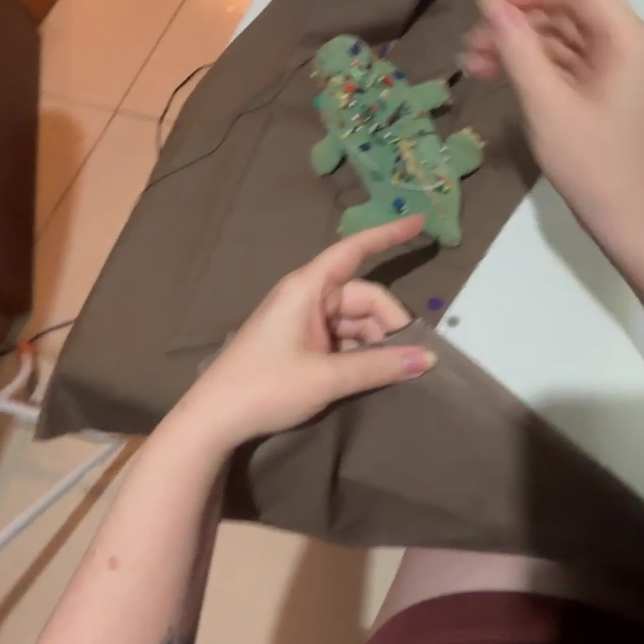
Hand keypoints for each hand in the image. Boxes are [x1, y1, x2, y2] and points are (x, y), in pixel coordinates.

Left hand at [168, 217, 435, 452]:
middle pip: (363, 297)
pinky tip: (375, 374)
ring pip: (356, 321)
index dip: (388, 235)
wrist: (214, 421)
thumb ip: (379, 366)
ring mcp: (304, 321)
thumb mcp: (326, 378)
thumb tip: (429, 359)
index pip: (354, 250)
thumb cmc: (265, 387)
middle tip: (413, 358)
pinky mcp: (301, 344)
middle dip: (389, 323)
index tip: (420, 222)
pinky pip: (343, 338)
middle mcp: (307, 297)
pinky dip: (361, 352)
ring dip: (376, 342)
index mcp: (307, 288)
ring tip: (395, 372)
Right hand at [463, 0, 643, 225]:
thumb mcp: (547, 104)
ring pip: (562, 40)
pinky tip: (494, 75)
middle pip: (568, 12)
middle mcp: (628, 45)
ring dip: (518, 46)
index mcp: (628, 39)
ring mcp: (617, 70)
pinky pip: (565, 65)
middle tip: (471, 40)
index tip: (484, 3)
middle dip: (517, 22)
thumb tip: (492, 6)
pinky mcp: (604, 92)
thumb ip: (518, 49)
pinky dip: (532, 67)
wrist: (629, 219)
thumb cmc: (591, 163)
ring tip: (472, 61)